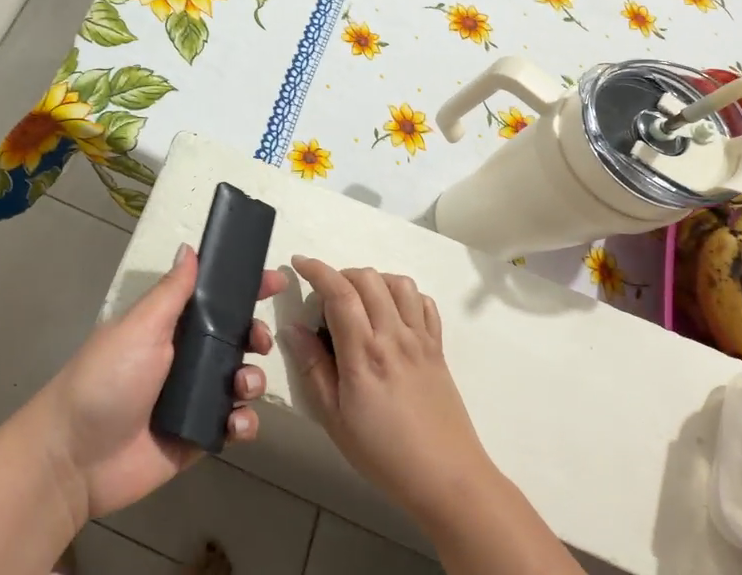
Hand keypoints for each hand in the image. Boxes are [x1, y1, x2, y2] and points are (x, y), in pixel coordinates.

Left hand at [38, 243, 286, 517]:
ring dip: (252, 379)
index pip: (212, 300)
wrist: (78, 457)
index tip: (274, 280)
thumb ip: (171, 293)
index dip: (243, 289)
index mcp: (166, 326)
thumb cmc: (107, 380)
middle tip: (260, 341)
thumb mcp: (140, 328)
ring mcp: (192, 399)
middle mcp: (182, 358)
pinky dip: (244, 422)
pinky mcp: (199, 436)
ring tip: (242, 385)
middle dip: (255, 336)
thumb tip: (190, 248)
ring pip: (240, 381)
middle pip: (234, 340)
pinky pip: (235, 425)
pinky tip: (234, 423)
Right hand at [285, 257, 489, 529]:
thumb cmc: (383, 453)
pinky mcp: (438, 350)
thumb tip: (293, 328)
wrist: (448, 478)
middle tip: (325, 296)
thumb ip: (313, 367)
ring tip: (358, 301)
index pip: (339, 292)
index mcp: (364, 353)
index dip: (317, 270)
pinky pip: (425, 304)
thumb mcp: (334, 418)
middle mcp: (394, 336)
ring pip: (399, 283)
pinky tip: (391, 314)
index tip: (298, 263)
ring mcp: (420, 341)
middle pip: (369, 278)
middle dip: (341, 274)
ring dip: (374, 280)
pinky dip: (404, 295)